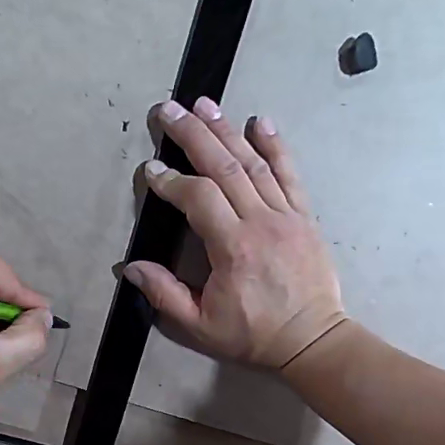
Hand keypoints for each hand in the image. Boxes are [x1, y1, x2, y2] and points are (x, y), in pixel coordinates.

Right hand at [123, 98, 347, 370]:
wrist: (311, 340)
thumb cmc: (253, 335)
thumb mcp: (201, 326)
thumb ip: (166, 295)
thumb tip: (132, 268)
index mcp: (233, 249)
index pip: (198, 199)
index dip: (172, 182)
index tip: (151, 170)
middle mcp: (261, 223)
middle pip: (224, 167)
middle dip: (194, 135)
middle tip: (169, 110)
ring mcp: (286, 216)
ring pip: (254, 164)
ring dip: (227, 131)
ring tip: (204, 104)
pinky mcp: (304, 217)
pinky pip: (289, 174)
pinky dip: (275, 146)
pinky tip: (260, 122)